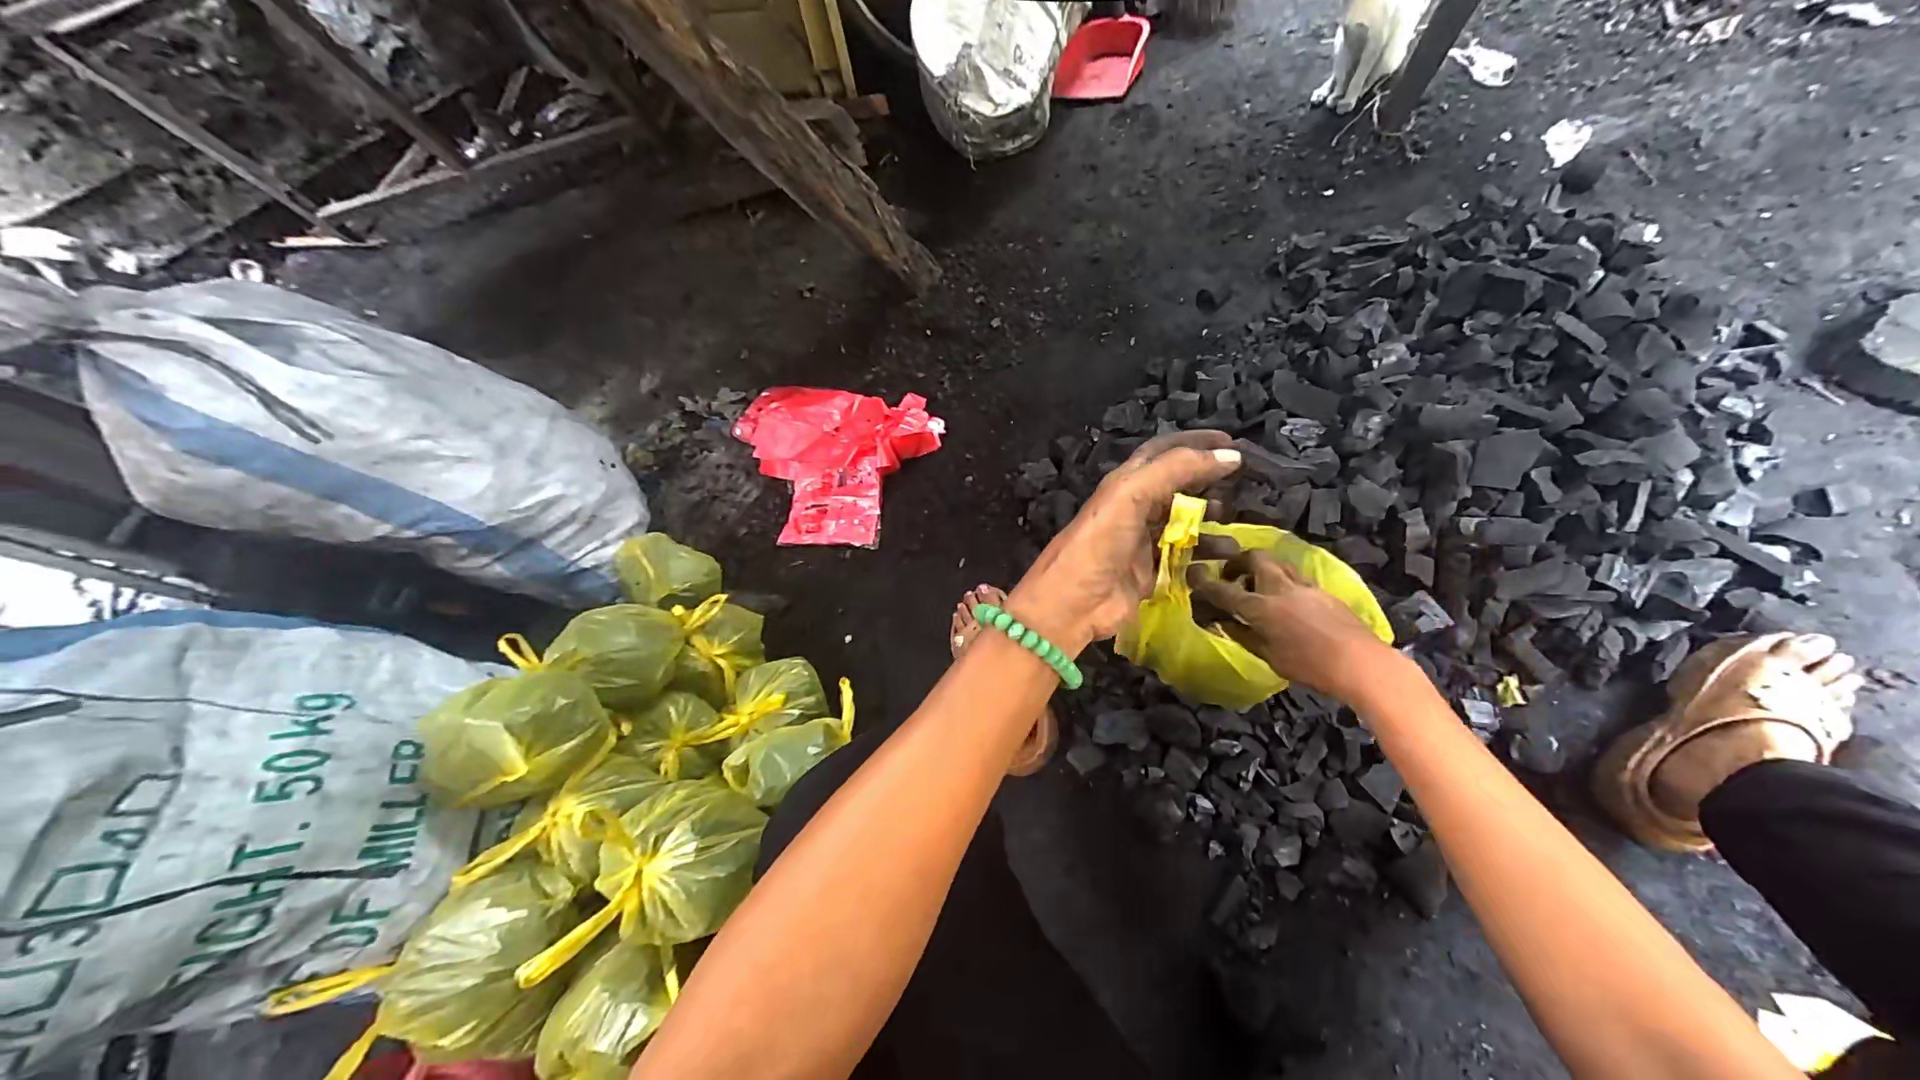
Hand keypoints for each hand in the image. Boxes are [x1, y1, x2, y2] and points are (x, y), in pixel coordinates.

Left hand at [1008, 431, 1241, 651]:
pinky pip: (1186, 556)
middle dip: (1209, 481)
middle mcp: (1135, 507)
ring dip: (1212, 520)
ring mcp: (1143, 541)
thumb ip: (1177, 469)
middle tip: (1241, 484)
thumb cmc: (1099, 543)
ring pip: (1186, 522)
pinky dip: (1207, 554)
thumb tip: (1229, 454)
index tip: (1232, 441)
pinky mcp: (1151, 572)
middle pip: (1179, 486)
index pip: (1164, 451)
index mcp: (1126, 483)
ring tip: (1233, 522)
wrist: (1073, 602)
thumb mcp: (1133, 495)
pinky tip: (1226, 555)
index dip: (1196, 443)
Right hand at [1187, 549, 1398, 701]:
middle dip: (1238, 561)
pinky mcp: (1323, 591)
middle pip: (1255, 559)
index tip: (1192, 573)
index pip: (1224, 590)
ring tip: (1259, 584)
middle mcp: (1280, 588)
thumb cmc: (1309, 666)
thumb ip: (1245, 636)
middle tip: (1232, 575)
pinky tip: (1287, 599)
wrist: (1361, 663)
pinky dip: (1284, 581)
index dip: (1204, 581)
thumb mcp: (1269, 656)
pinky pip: (1296, 577)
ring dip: (1263, 569)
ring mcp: (1305, 586)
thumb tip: (1225, 624)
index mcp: (1261, 607)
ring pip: (1278, 564)